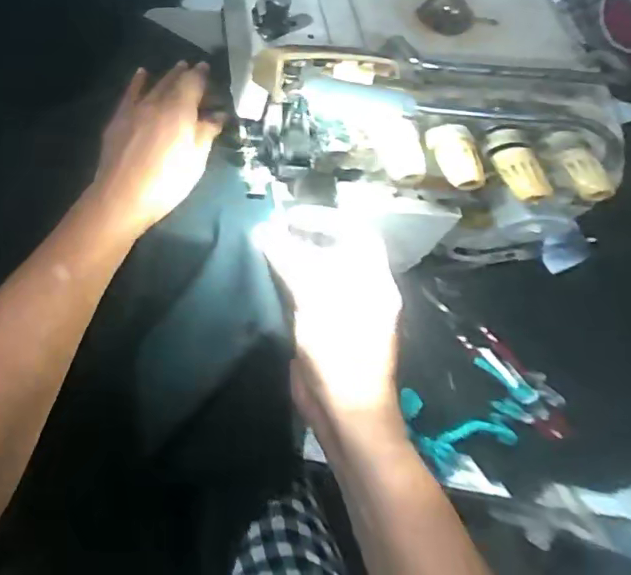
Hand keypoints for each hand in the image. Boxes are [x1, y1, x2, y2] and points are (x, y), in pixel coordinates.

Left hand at [85, 63, 221, 236]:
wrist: (121, 195)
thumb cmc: (166, 182)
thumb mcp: (195, 161)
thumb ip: (205, 133)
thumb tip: (217, 115)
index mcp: (179, 110)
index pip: (192, 83)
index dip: (201, 74)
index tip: (206, 67)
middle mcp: (156, 103)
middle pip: (172, 82)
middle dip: (184, 73)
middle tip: (193, 66)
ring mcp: (134, 109)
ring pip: (153, 85)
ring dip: (166, 76)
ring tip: (176, 67)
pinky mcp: (118, 118)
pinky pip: (130, 93)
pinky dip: (138, 82)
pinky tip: (141, 73)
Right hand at [251, 219, 401, 417]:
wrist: (346, 414)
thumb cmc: (339, 353)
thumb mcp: (312, 298)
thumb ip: (287, 259)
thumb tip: (262, 228)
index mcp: (371, 280)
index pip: (355, 232)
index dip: (324, 218)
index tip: (290, 216)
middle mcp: (360, 289)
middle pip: (331, 249)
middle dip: (299, 236)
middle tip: (267, 230)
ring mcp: (341, 309)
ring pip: (315, 270)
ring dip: (289, 258)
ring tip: (259, 249)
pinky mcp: (322, 326)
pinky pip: (303, 292)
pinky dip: (284, 280)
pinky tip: (261, 277)